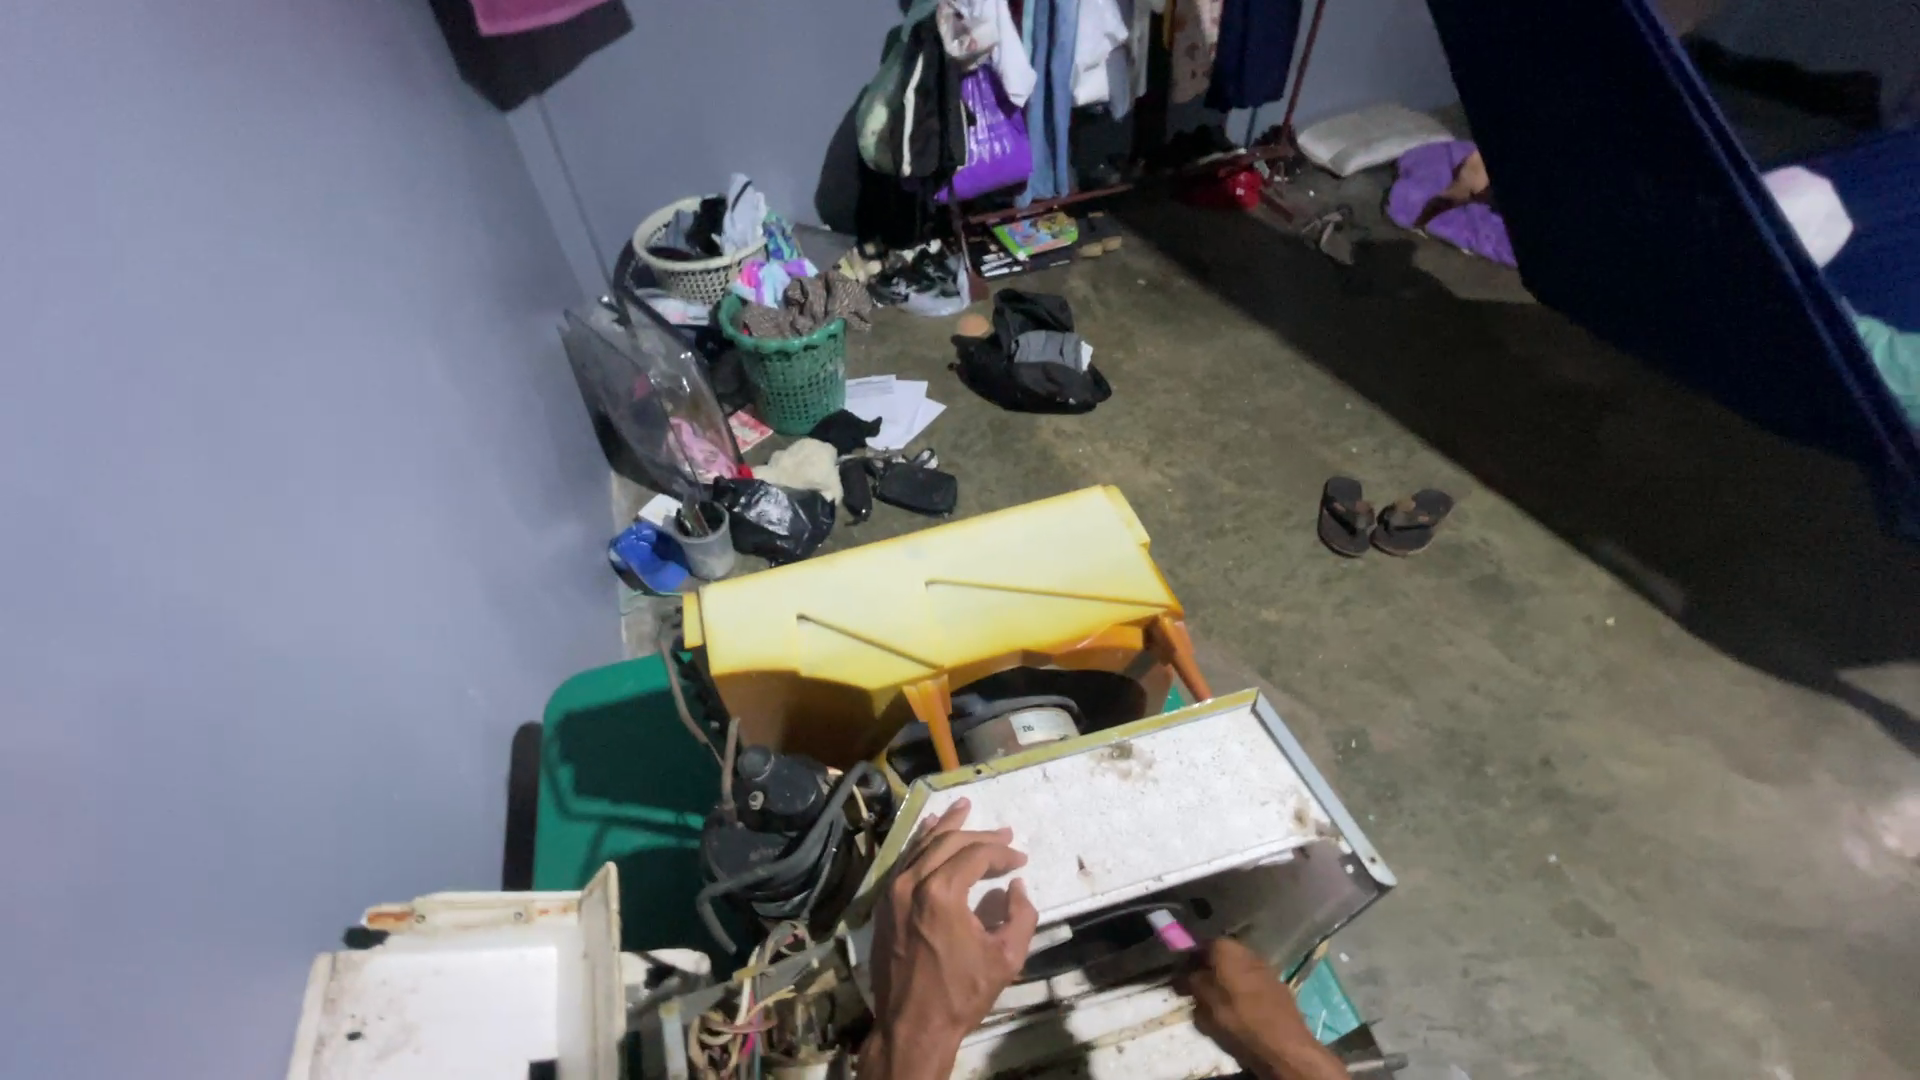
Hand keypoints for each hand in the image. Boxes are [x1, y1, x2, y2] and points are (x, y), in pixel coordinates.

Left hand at [859, 798, 1037, 1079]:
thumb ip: (1021, 915)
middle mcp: (912, 882)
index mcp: (941, 893)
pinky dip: (920, 841)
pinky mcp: (885, 902)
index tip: (1021, 860)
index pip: (976, 855)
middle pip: (949, 842)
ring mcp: (893, 890)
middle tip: (1004, 834)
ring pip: (922, 844)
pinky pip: (904, 860)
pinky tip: (930, 828)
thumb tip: (1016, 886)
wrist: (911, 1026)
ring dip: (947, 826)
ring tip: (963, 807)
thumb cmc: (960, 994)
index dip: (1002, 853)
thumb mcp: (1005, 958)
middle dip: (980, 836)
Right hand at [1176, 938, 1347, 1079]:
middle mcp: (1246, 950)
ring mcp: (1265, 967)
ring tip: (1220, 1002)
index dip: (1189, 960)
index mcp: (1225, 947)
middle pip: (1220, 956)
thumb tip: (1184, 974)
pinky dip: (1244, 990)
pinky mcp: (1278, 985)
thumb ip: (1192, 983)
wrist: (1286, 1047)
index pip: (1199, 945)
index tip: (1182, 976)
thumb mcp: (1206, 1004)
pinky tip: (1241, 1009)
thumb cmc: (1240, 1021)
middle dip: (1210, 970)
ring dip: (1228, 981)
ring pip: (1238, 969)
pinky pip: (1252, 982)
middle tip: (1199, 990)